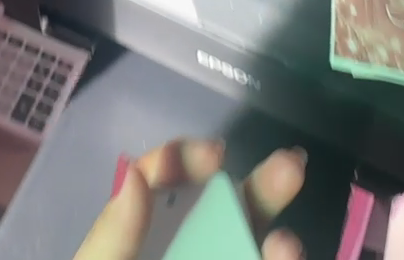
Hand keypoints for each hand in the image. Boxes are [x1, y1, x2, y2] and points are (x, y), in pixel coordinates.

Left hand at [72, 137, 307, 259]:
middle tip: (291, 166)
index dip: (185, 160)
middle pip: (224, 214)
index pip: (162, 180)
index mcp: (141, 234)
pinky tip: (286, 256)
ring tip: (287, 245)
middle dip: (261, 187)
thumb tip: (134, 174)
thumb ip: (112, 236)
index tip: (216, 154)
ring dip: (278, 241)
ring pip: (252, 250)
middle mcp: (183, 248)